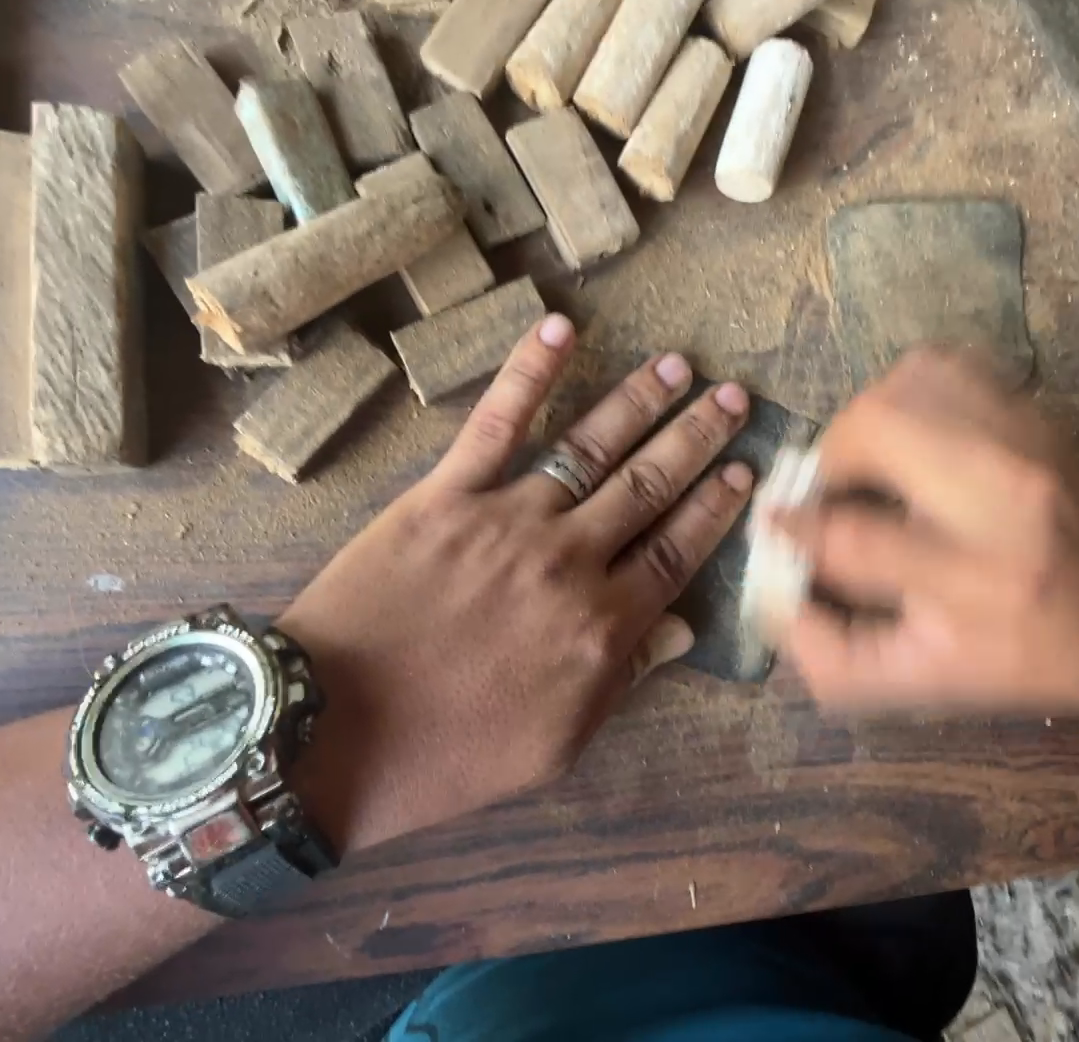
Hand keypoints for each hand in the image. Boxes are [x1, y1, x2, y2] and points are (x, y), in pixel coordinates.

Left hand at [283, 316, 754, 853]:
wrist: (335, 734)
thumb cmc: (451, 752)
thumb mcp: (556, 741)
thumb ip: (624, 678)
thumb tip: (681, 628)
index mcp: (601, 626)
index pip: (677, 552)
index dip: (715, 508)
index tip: (743, 470)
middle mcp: (569, 561)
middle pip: (648, 487)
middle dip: (696, 439)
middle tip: (731, 398)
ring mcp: (507, 519)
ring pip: (590, 447)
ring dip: (639, 401)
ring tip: (677, 366)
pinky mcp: (445, 495)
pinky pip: (495, 423)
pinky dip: (529, 371)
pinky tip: (560, 327)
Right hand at [776, 350, 1078, 717]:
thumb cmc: (1016, 659)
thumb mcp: (917, 685)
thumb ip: (828, 653)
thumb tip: (770, 593)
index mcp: (975, 581)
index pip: (853, 536)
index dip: (795, 525)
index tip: (775, 524)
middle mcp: (1006, 498)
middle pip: (882, 426)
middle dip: (829, 454)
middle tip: (825, 488)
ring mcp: (1028, 442)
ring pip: (909, 384)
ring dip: (865, 419)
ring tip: (867, 463)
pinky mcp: (1038, 413)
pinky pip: (944, 367)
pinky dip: (906, 392)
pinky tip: (908, 434)